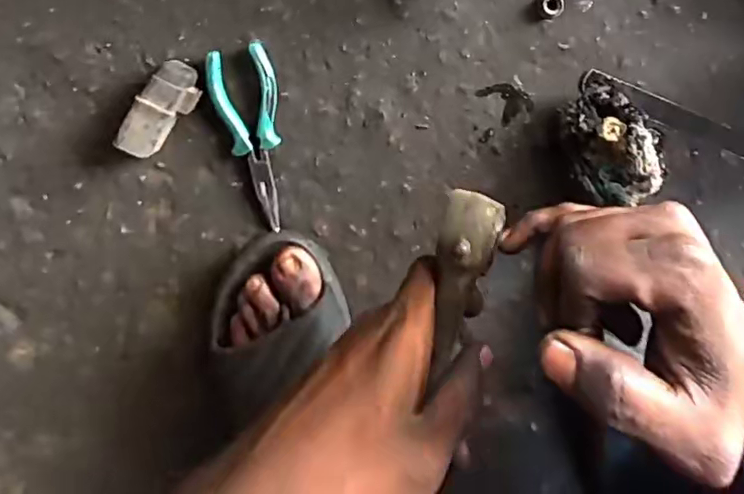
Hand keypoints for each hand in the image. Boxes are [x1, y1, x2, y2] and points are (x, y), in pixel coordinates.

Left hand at [183, 257, 487, 493]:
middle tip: (463, 389)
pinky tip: (392, 436)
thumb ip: (460, 394)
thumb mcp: (427, 446)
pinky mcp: (319, 378)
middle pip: (416, 313)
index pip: (430, 270)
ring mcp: (340, 351)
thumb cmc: (356, 467)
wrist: (263, 492)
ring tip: (433, 428)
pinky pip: (366, 367)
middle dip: (443, 344)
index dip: (458, 278)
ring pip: (392, 346)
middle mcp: (369, 327)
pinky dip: (388, 389)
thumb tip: (480, 352)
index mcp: (400, 328)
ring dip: (418, 374)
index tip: (477, 309)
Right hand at [500, 202, 743, 486]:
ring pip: (571, 226)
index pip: (587, 264)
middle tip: (577, 341)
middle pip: (573, 239)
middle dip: (557, 293)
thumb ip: (617, 395)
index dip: (569, 311)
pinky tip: (517, 241)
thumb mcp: (683, 434)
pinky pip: (580, 211)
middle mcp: (669, 228)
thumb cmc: (721, 406)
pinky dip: (546, 227)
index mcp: (682, 272)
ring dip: (557, 277)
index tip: (587, 356)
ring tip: (587, 322)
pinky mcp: (643, 215)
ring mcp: (656, 215)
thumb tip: (550, 349)